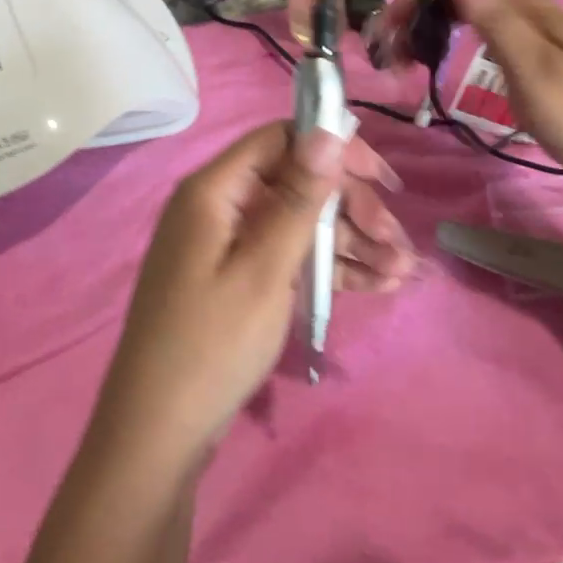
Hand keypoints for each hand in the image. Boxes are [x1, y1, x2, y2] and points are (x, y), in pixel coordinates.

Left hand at [102, 123, 413, 445]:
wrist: (160, 432)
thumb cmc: (213, 344)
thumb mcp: (264, 267)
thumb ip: (299, 198)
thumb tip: (328, 130)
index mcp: (214, 192)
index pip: (280, 141)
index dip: (334, 150)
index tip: (382, 179)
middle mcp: (220, 210)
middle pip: (297, 185)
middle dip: (352, 209)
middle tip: (397, 241)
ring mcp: (229, 248)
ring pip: (300, 226)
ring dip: (352, 244)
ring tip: (403, 271)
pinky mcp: (239, 282)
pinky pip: (291, 259)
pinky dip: (330, 270)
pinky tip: (379, 284)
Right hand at [379, 0, 562, 193]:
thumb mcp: (533, 69)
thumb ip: (498, 20)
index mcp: (530, 8)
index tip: (386, 34)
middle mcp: (533, 14)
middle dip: (422, 17)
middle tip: (390, 56)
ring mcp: (540, 39)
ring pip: (477, 19)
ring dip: (438, 32)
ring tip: (409, 62)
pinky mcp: (542, 63)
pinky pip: (490, 40)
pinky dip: (460, 47)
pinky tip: (453, 66)